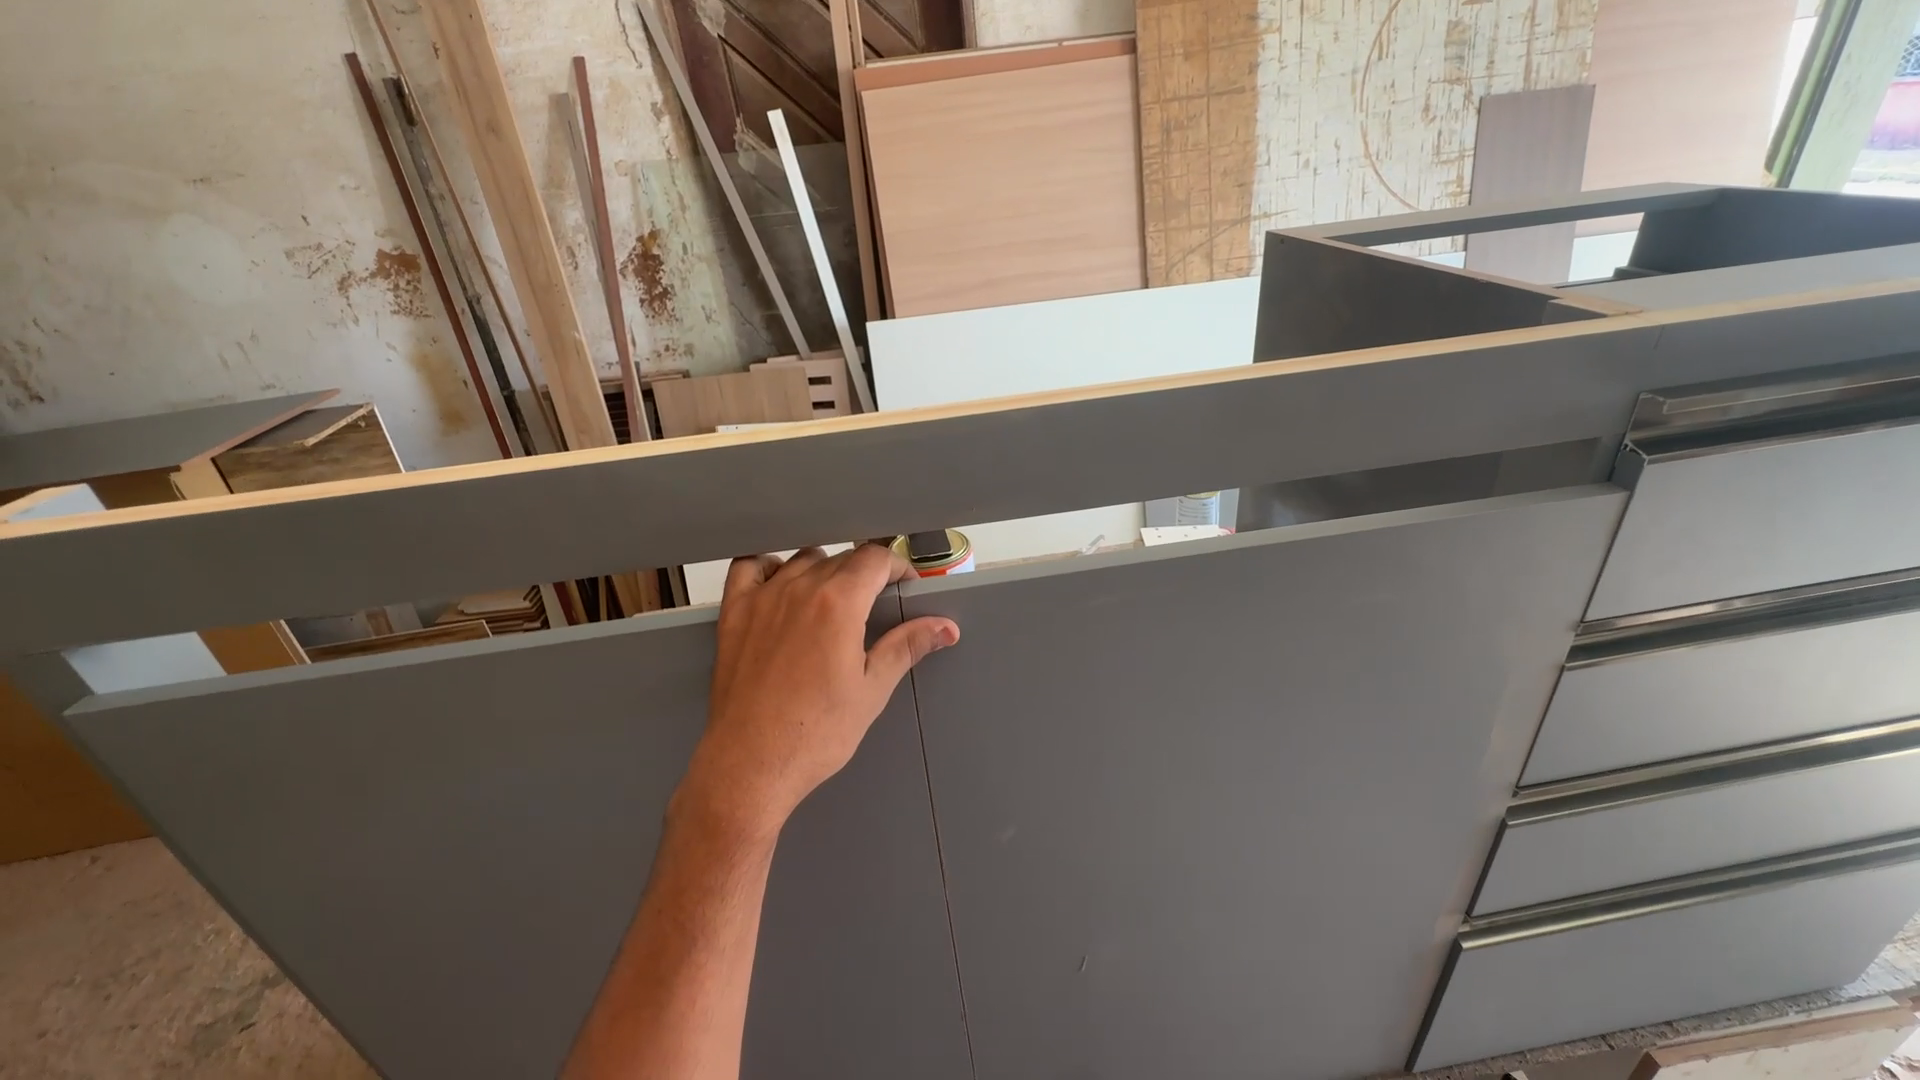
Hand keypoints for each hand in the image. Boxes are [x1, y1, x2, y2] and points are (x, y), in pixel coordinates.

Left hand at [679, 544, 959, 839]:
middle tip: (877, 603)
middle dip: (866, 572)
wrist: (751, 763)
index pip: (875, 558)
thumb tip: (944, 628)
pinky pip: (749, 567)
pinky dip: (769, 568)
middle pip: (841, 558)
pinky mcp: (734, 614)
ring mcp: (762, 599)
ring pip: (801, 559)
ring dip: (824, 569)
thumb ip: (906, 647)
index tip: (904, 585)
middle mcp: (799, 590)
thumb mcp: (872, 690)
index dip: (897, 567)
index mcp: (839, 604)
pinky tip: (781, 586)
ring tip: (835, 601)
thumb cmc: (813, 734)